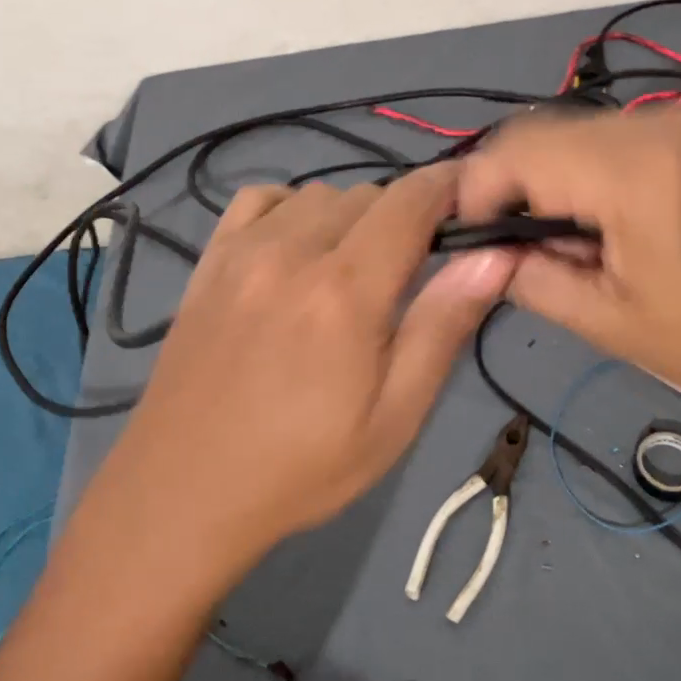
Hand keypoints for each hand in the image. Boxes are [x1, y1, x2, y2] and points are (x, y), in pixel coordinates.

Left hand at [108, 164, 516, 558]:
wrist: (185, 490)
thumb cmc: (303, 467)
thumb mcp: (394, 416)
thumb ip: (442, 326)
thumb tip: (495, 255)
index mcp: (344, 290)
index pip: (410, 200)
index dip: (449, 189)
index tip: (470, 208)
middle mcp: (290, 251)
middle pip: (367, 194)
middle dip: (403, 217)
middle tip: (411, 273)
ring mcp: (241, 252)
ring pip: (316, 194)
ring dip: (350, 216)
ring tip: (352, 271)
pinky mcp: (208, 263)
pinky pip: (258, 200)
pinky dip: (290, 209)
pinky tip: (295, 251)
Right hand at [456, 104, 680, 458]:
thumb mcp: (612, 323)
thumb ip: (533, 277)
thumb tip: (490, 250)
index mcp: (636, 168)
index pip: (520, 148)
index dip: (478, 185)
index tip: (471, 231)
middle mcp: (670, 120)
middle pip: (557, 132)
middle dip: (524, 182)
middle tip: (525, 242)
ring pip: (601, 131)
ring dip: (571, 175)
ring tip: (586, 237)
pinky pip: (648, 135)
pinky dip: (618, 168)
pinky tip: (637, 217)